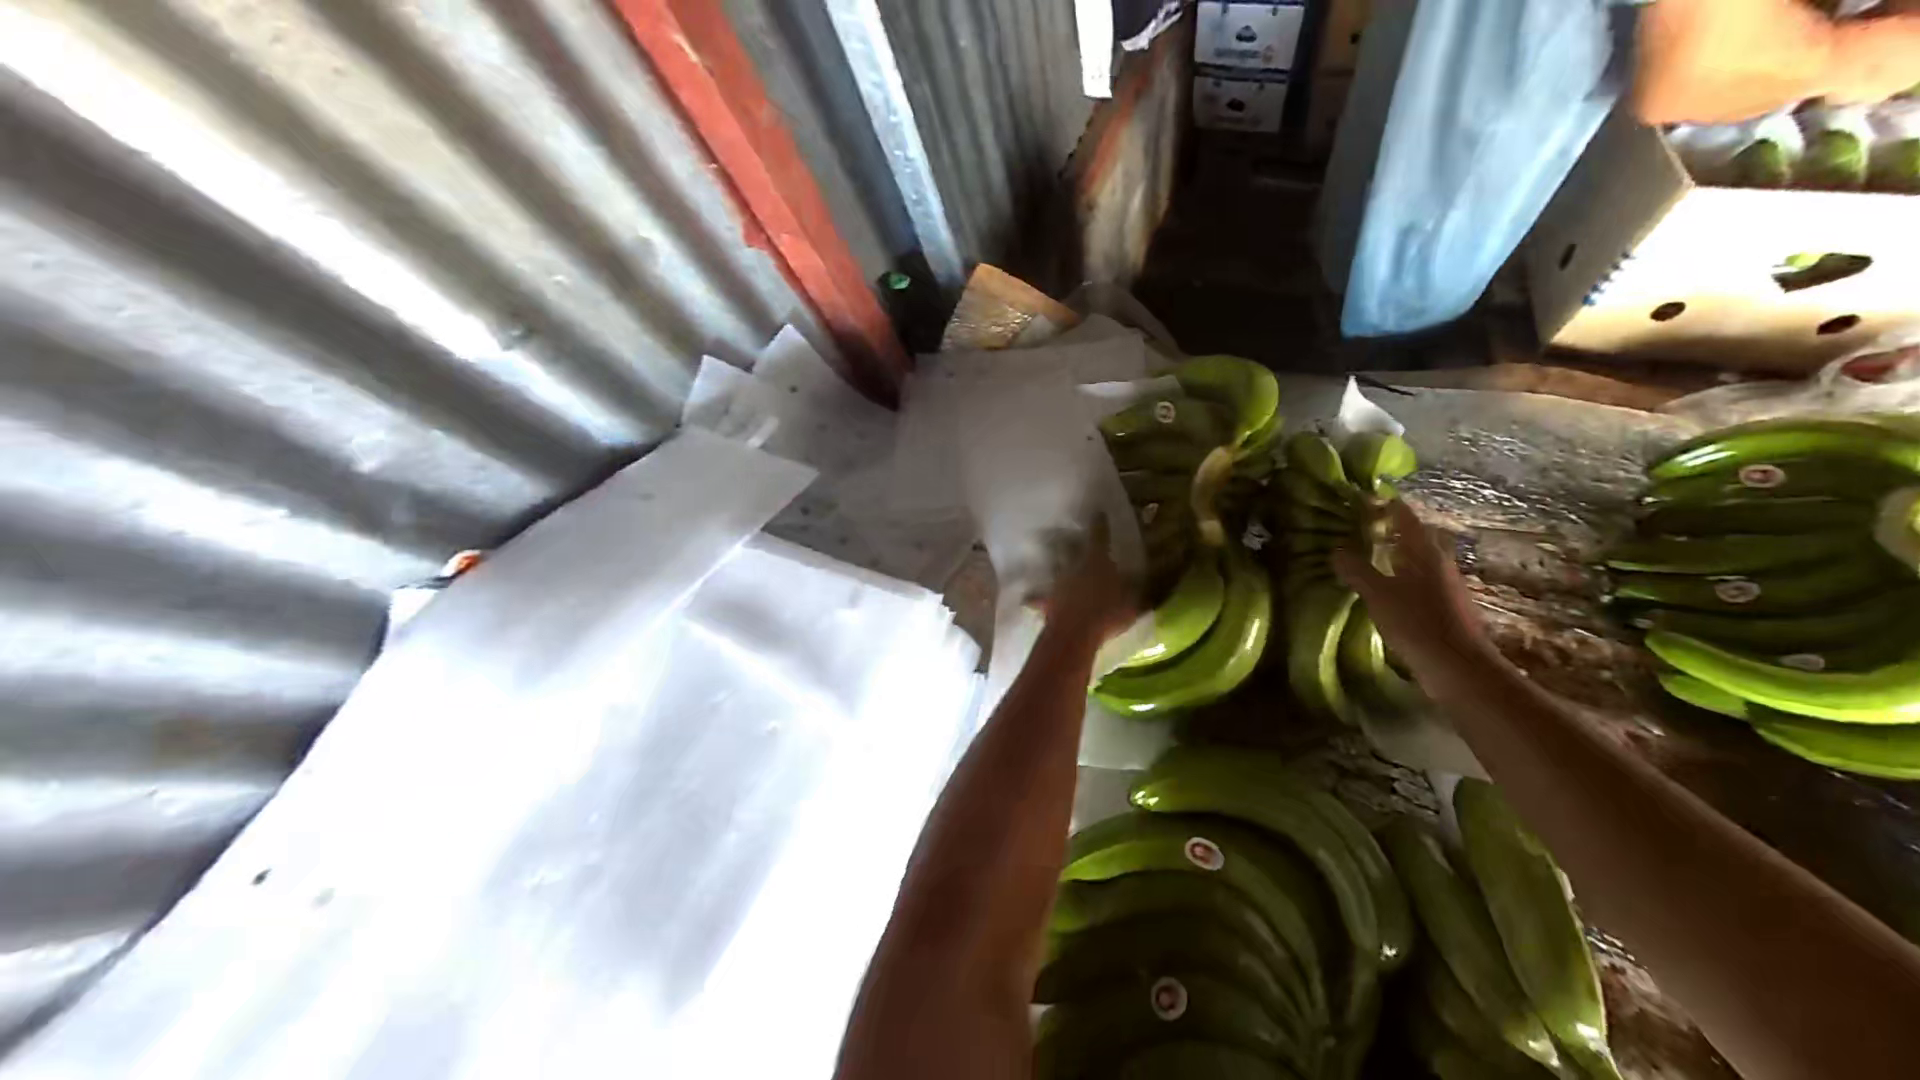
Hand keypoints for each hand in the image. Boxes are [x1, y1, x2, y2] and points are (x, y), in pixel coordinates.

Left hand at [1039, 515, 1138, 647]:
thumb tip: (1147, 577)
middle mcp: (1074, 566)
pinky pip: (1037, 598)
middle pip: (1069, 547)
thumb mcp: (1133, 600)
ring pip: (1053, 567)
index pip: (1099, 536)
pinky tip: (1025, 599)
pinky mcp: (1046, 601)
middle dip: (1068, 540)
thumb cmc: (1109, 612)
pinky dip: (1033, 598)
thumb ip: (1138, 588)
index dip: (1100, 523)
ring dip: (1052, 563)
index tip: (1098, 511)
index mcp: (1097, 560)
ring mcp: (1057, 583)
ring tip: (1049, 558)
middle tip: (1066, 533)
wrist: (1076, 632)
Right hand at [1332, 500, 1493, 681]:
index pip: (1405, 517)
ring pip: (1420, 558)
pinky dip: (1403, 573)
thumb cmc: (1416, 623)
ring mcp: (1446, 584)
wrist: (1458, 666)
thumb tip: (1338, 550)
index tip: (1365, 500)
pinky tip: (1388, 586)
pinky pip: (1421, 578)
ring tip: (1372, 554)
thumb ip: (1357, 570)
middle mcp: (1439, 562)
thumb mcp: (1378, 594)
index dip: (1386, 506)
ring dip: (1399, 552)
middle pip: (1418, 536)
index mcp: (1424, 552)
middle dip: (1395, 528)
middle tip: (1367, 526)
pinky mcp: (1445, 605)